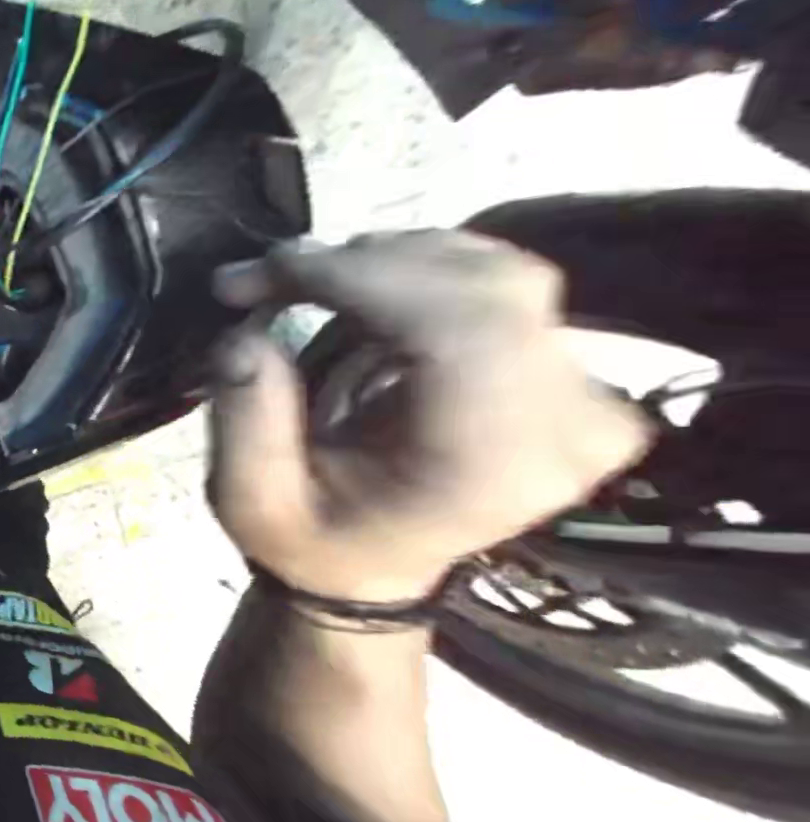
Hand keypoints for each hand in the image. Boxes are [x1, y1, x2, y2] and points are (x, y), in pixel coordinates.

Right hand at [205, 231, 653, 603]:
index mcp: (491, 466)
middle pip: (482, 286)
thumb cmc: (309, 540)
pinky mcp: (555, 364)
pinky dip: (405, 266)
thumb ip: (247, 421)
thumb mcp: (249, 501)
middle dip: (357, 263)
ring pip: (488, 269)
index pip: (462, 329)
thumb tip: (247, 333)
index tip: (266, 271)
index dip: (363, 278)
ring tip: (294, 283)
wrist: (370, 562)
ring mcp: (575, 389)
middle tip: (261, 277)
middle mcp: (564, 423)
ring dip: (375, 260)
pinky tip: (347, 289)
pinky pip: (488, 280)